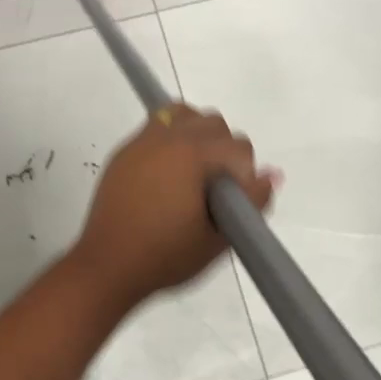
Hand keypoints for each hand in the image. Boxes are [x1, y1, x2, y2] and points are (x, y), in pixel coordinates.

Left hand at [70, 105, 275, 307]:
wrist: (107, 265)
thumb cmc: (165, 255)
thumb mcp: (218, 238)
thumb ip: (250, 202)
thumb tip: (273, 174)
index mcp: (192, 155)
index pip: (239, 147)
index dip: (246, 175)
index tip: (234, 204)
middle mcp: (167, 137)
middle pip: (212, 122)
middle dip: (224, 150)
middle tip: (217, 188)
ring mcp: (142, 141)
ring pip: (182, 114)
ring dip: (197, 135)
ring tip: (195, 172)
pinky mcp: (124, 151)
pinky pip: (156, 125)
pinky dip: (171, 137)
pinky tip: (170, 174)